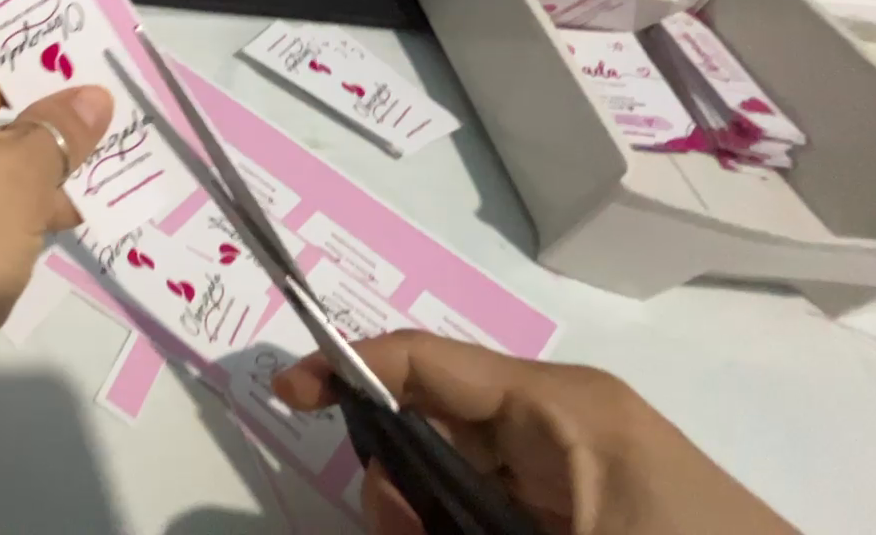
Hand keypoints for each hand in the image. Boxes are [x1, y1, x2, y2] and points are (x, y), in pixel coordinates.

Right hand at [272, 330, 796, 534]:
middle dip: (394, 471)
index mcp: (556, 402)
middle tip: (395, 529)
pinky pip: (495, 489)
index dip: (344, 365)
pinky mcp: (587, 492)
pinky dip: (463, 513)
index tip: (288, 394)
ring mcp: (576, 454)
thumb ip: (444, 514)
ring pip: (457, 461)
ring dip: (427, 504)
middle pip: (431, 417)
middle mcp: (558, 411)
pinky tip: (454, 529)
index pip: (421, 358)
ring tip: (422, 533)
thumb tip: (382, 506)